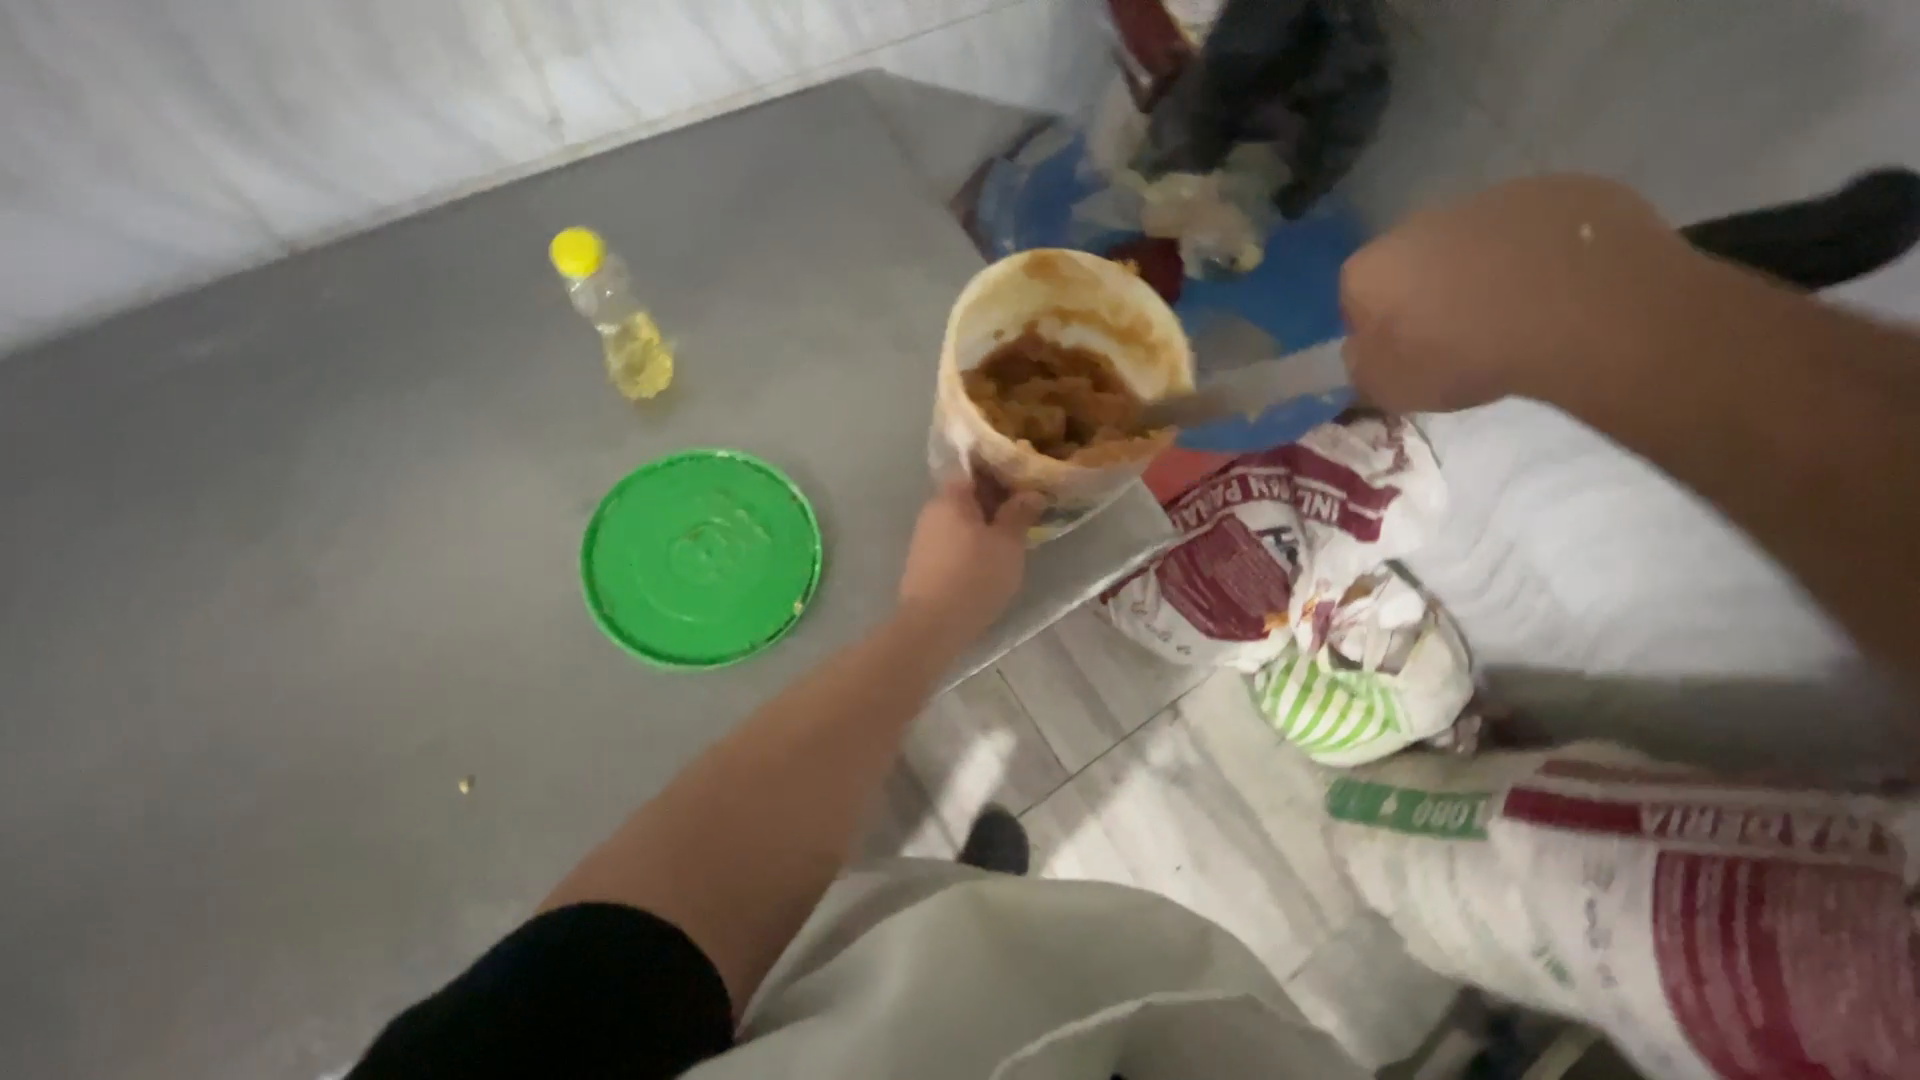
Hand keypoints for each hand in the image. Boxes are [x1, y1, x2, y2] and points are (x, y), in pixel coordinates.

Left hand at [896, 477, 1044, 649]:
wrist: (932, 626)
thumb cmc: (975, 577)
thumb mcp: (1008, 544)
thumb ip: (1019, 514)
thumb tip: (1031, 493)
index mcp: (951, 497)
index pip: (975, 468)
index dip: (1001, 470)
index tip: (1025, 480)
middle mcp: (932, 510)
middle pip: (967, 494)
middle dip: (996, 499)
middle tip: (1027, 510)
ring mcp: (924, 537)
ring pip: (961, 519)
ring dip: (985, 524)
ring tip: (1013, 535)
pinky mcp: (924, 562)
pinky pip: (953, 540)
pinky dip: (972, 542)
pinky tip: (990, 557)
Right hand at [1340, 174, 1689, 412]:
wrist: (1584, 312)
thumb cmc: (1467, 356)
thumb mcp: (1389, 388)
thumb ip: (1361, 364)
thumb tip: (1364, 347)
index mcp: (1371, 268)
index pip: (1356, 295)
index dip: (1378, 326)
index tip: (1405, 352)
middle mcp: (1419, 222)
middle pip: (1413, 259)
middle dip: (1428, 289)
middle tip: (1459, 333)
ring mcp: (1492, 199)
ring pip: (1474, 239)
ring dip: (1484, 268)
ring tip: (1517, 311)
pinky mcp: (1559, 189)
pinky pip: (1536, 227)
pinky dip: (1539, 253)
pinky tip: (1560, 287)